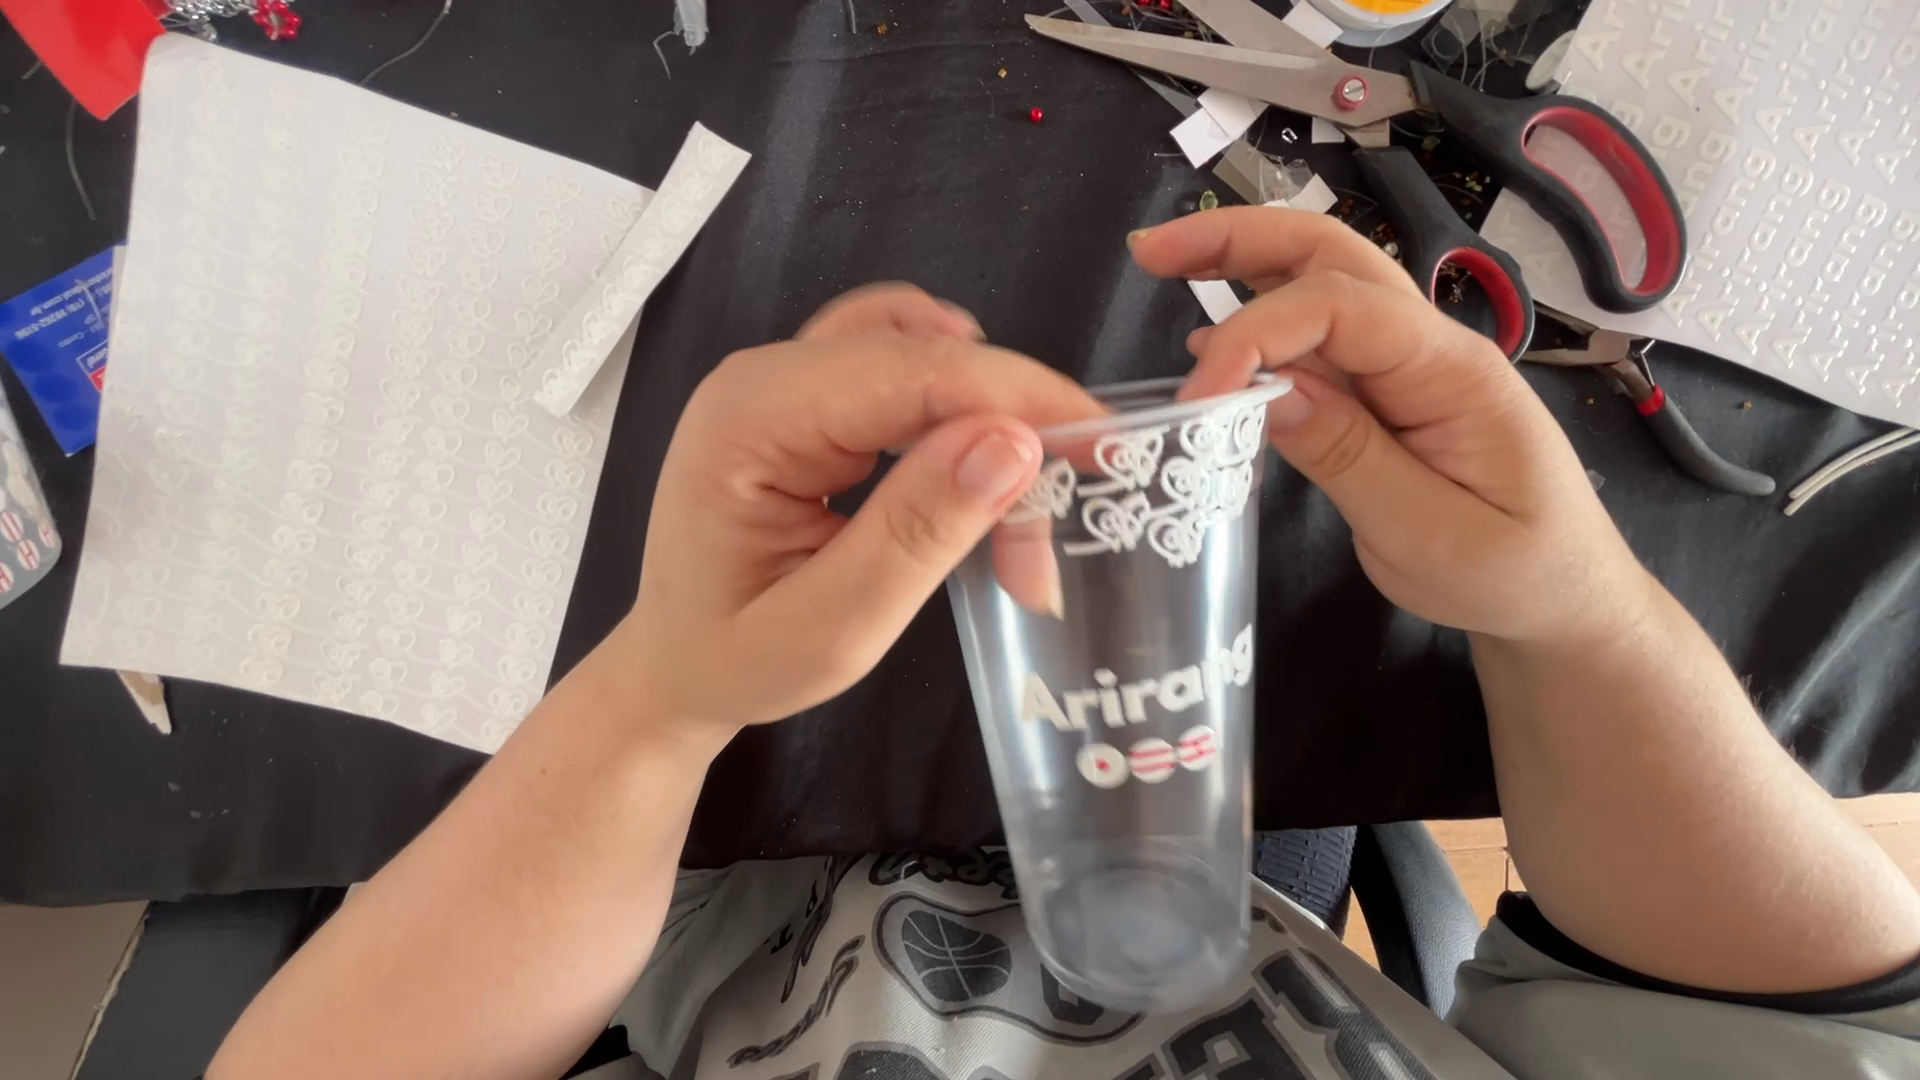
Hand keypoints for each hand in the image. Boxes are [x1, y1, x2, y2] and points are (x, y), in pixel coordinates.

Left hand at [618, 284, 1102, 737]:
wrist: (678, 667)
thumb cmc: (737, 662)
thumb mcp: (831, 628)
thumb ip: (917, 534)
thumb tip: (1014, 443)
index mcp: (751, 416)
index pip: (912, 374)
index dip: (1020, 400)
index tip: (1106, 449)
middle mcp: (765, 376)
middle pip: (925, 360)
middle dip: (1011, 430)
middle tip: (1056, 524)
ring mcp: (785, 382)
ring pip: (923, 358)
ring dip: (989, 421)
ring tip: (1017, 513)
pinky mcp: (808, 402)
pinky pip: (901, 369)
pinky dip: (957, 406)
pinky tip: (977, 450)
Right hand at [1130, 207, 1650, 644]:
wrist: (1560, 595)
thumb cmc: (1509, 572)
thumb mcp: (1425, 532)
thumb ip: (1348, 456)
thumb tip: (1269, 392)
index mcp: (1450, 369)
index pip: (1338, 307)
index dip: (1254, 335)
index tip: (1198, 398)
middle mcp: (1424, 347)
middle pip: (1329, 255)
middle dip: (1237, 237)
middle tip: (1154, 249)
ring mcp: (1399, 366)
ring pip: (1316, 283)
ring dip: (1238, 261)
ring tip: (1164, 264)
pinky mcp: (1377, 394)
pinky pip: (1311, 343)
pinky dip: (1252, 324)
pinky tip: (1206, 339)